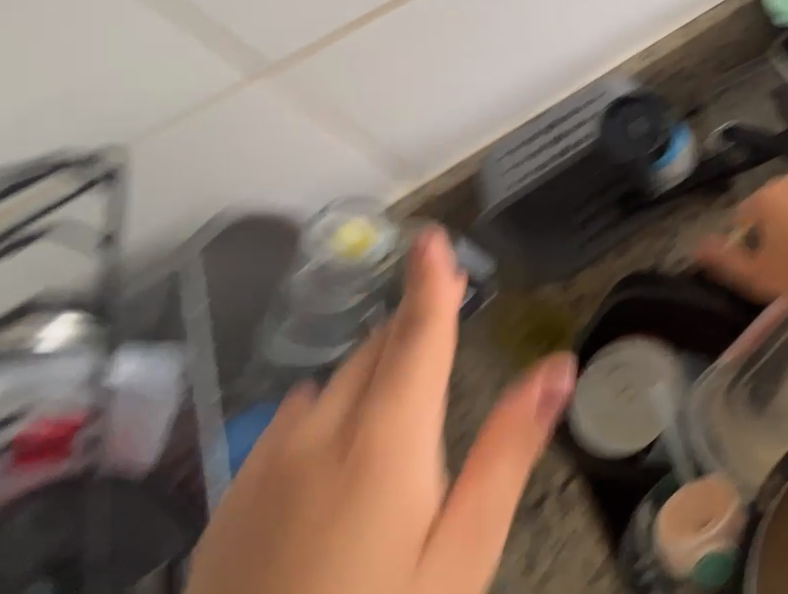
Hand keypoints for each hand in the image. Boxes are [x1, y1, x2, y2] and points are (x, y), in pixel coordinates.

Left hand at [186, 229, 574, 593]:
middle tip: (445, 313)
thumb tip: (558, 366)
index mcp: (385, 440)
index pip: (417, 337)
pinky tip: (335, 442)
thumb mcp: (465, 548)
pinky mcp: (229, 506)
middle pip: (372, 355)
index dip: (430, 283)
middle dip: (412, 326)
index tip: (430, 238)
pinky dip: (322, 409)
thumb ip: (508, 450)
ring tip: (401, 383)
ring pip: (326, 386)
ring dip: (368, 368)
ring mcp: (262, 471)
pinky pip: (284, 426)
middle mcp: (316, 437)